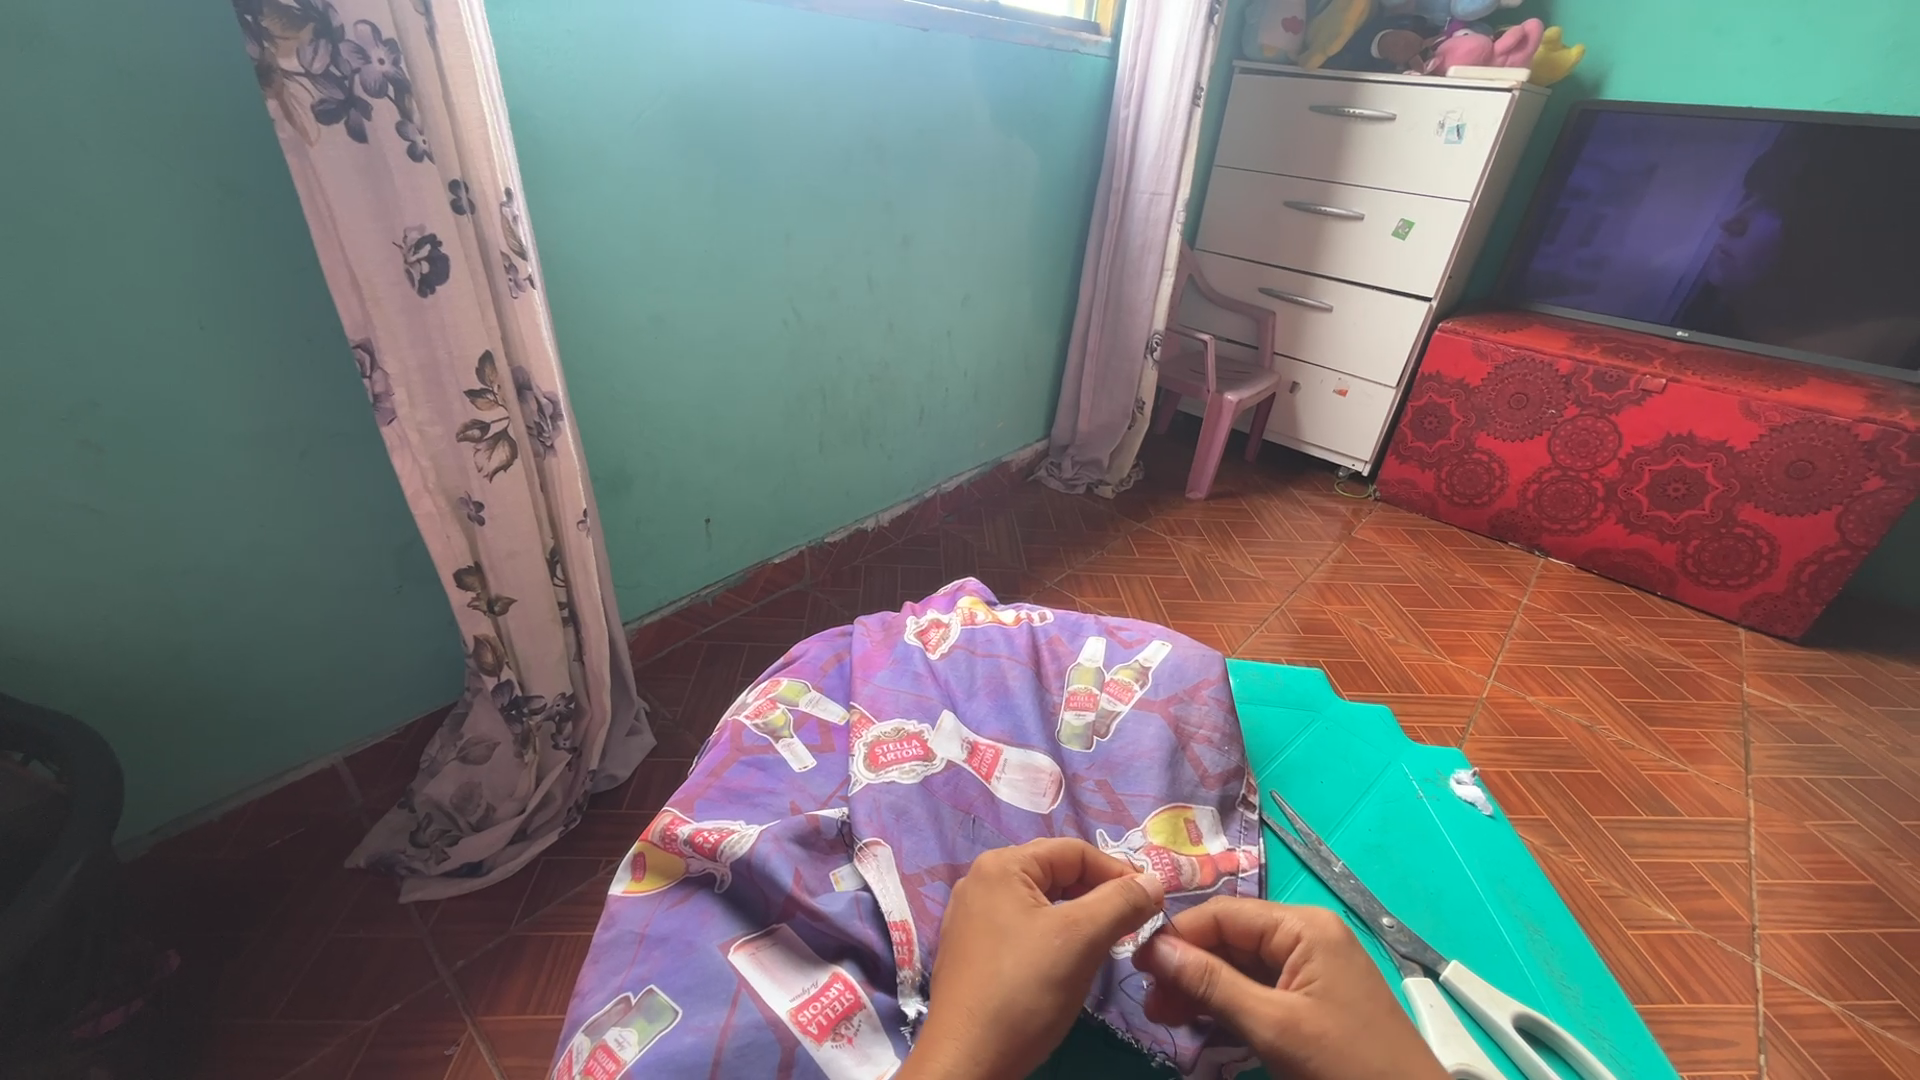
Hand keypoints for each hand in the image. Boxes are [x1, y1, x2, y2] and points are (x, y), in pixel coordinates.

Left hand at [900, 838, 1165, 1079]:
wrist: (966, 1062)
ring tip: (1108, 942)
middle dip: (1098, 895)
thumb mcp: (1080, 941)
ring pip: (1042, 902)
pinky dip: (1054, 935)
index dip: (1117, 872)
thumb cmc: (1024, 991)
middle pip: (1055, 873)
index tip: (1153, 901)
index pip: (1073, 851)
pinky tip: (1069, 961)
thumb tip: (1154, 880)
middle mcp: (982, 879)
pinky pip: (1023, 926)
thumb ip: (1120, 903)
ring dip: (1079, 917)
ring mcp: (973, 915)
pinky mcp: (973, 948)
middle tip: (1135, 924)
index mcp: (1002, 864)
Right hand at [1132, 898, 1445, 1079]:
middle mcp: (1304, 934)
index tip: (1138, 962)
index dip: (1177, 936)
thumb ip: (1211, 983)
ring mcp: (1310, 966)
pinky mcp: (1311, 996)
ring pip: (1238, 965)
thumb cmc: (1347, 1068)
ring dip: (1201, 987)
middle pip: (1228, 939)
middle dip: (1187, 967)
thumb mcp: (1273, 1027)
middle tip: (1150, 1000)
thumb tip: (1154, 949)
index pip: (1222, 914)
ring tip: (1164, 1014)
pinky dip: (1227, 1003)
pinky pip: (1257, 987)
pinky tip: (1197, 1019)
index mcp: (1301, 926)